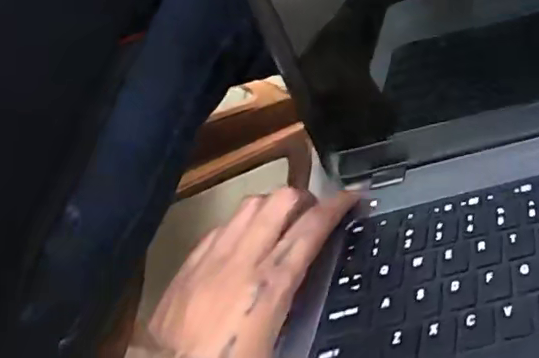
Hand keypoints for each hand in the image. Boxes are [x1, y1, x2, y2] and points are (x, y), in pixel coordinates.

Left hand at [146, 187, 359, 357]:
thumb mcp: (274, 346)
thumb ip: (295, 307)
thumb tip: (313, 285)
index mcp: (270, 287)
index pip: (313, 226)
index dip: (339, 204)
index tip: (354, 196)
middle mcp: (242, 264)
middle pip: (283, 200)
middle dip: (305, 199)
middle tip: (312, 213)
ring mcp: (210, 263)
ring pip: (251, 204)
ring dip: (271, 206)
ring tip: (279, 223)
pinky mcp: (184, 271)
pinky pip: (220, 227)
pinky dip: (239, 225)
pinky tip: (241, 243)